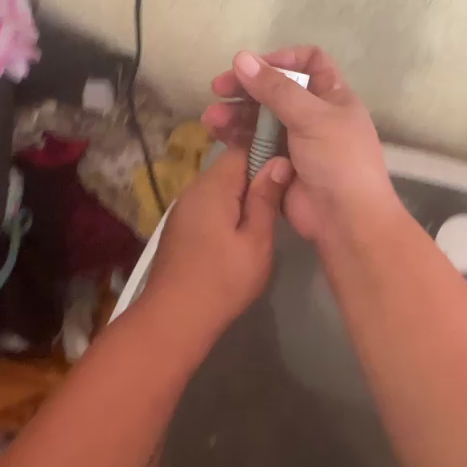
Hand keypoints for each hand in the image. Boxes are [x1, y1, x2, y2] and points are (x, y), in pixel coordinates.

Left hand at [139, 146, 290, 332]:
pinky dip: (227, 212)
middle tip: (285, 197)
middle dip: (257, 177)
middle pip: (230, 168)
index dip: (268, 153)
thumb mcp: (256, 241)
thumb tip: (279, 161)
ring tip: (267, 215)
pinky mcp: (181, 229)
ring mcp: (183, 210)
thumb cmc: (223, 280)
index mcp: (213, 186)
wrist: (174, 318)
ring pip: (219, 189)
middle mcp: (193, 190)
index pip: (242, 148)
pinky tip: (240, 233)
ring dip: (242, 197)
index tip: (291, 167)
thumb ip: (266, 199)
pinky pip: (209, 207)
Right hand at [200, 47, 399, 242]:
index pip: (309, 63)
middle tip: (217, 90)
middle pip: (275, 92)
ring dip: (235, 115)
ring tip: (211, 120)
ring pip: (260, 120)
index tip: (254, 66)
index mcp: (332, 97)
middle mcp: (314, 116)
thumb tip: (242, 57)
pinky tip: (218, 136)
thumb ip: (275, 88)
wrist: (345, 218)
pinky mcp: (279, 168)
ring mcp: (295, 143)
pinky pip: (254, 147)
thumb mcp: (311, 116)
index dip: (282, 60)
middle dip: (246, 89)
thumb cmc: (338, 160)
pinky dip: (237, 139)